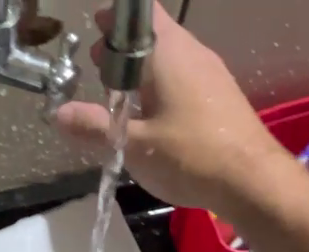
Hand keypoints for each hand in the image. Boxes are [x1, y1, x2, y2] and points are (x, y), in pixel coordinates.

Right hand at [53, 4, 284, 212]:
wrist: (250, 178)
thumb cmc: (189, 156)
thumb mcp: (133, 145)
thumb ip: (95, 127)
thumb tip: (59, 114)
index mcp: (167, 53)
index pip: (140, 13)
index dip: (115, 18)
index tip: (93, 30)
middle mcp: (191, 52)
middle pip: (152, 35)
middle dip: (123, 48)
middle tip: (97, 67)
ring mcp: (210, 72)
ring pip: (168, 56)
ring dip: (142, 69)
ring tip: (118, 95)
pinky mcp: (219, 95)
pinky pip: (183, 76)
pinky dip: (160, 84)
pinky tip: (149, 114)